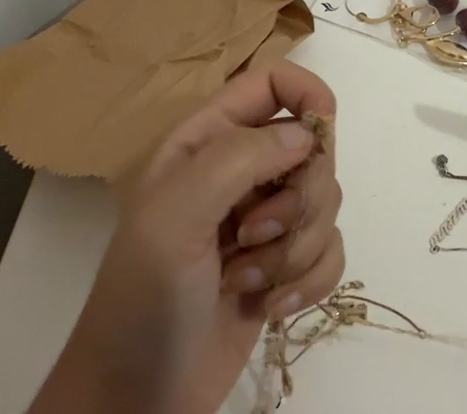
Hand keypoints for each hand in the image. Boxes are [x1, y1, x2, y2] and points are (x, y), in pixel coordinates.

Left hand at [32, 62, 344, 413]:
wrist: (134, 402)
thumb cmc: (142, 301)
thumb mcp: (174, 217)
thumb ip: (239, 159)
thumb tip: (307, 136)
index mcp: (205, 143)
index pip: (271, 84)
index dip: (307, 94)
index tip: (321, 135)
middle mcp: (239, 173)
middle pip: (312, 149)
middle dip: (299, 198)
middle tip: (253, 235)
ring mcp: (263, 223)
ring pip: (326, 203)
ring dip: (297, 248)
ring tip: (246, 279)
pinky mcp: (282, 268)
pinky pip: (332, 252)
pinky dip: (310, 280)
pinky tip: (269, 306)